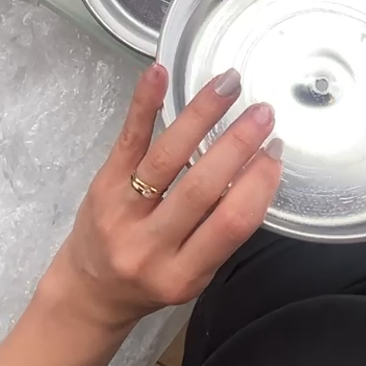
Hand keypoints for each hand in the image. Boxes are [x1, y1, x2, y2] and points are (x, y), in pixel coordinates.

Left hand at [38, 64, 281, 332]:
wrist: (89, 292)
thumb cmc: (151, 279)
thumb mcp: (193, 274)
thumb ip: (220, 233)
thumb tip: (258, 169)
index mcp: (182, 275)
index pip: (230, 224)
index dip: (259, 184)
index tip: (277, 151)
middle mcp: (149, 247)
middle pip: (200, 188)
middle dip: (237, 145)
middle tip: (263, 113)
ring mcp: (121, 213)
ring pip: (166, 158)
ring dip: (201, 115)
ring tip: (228, 85)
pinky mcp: (102, 185)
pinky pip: (127, 140)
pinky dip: (145, 104)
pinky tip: (159, 74)